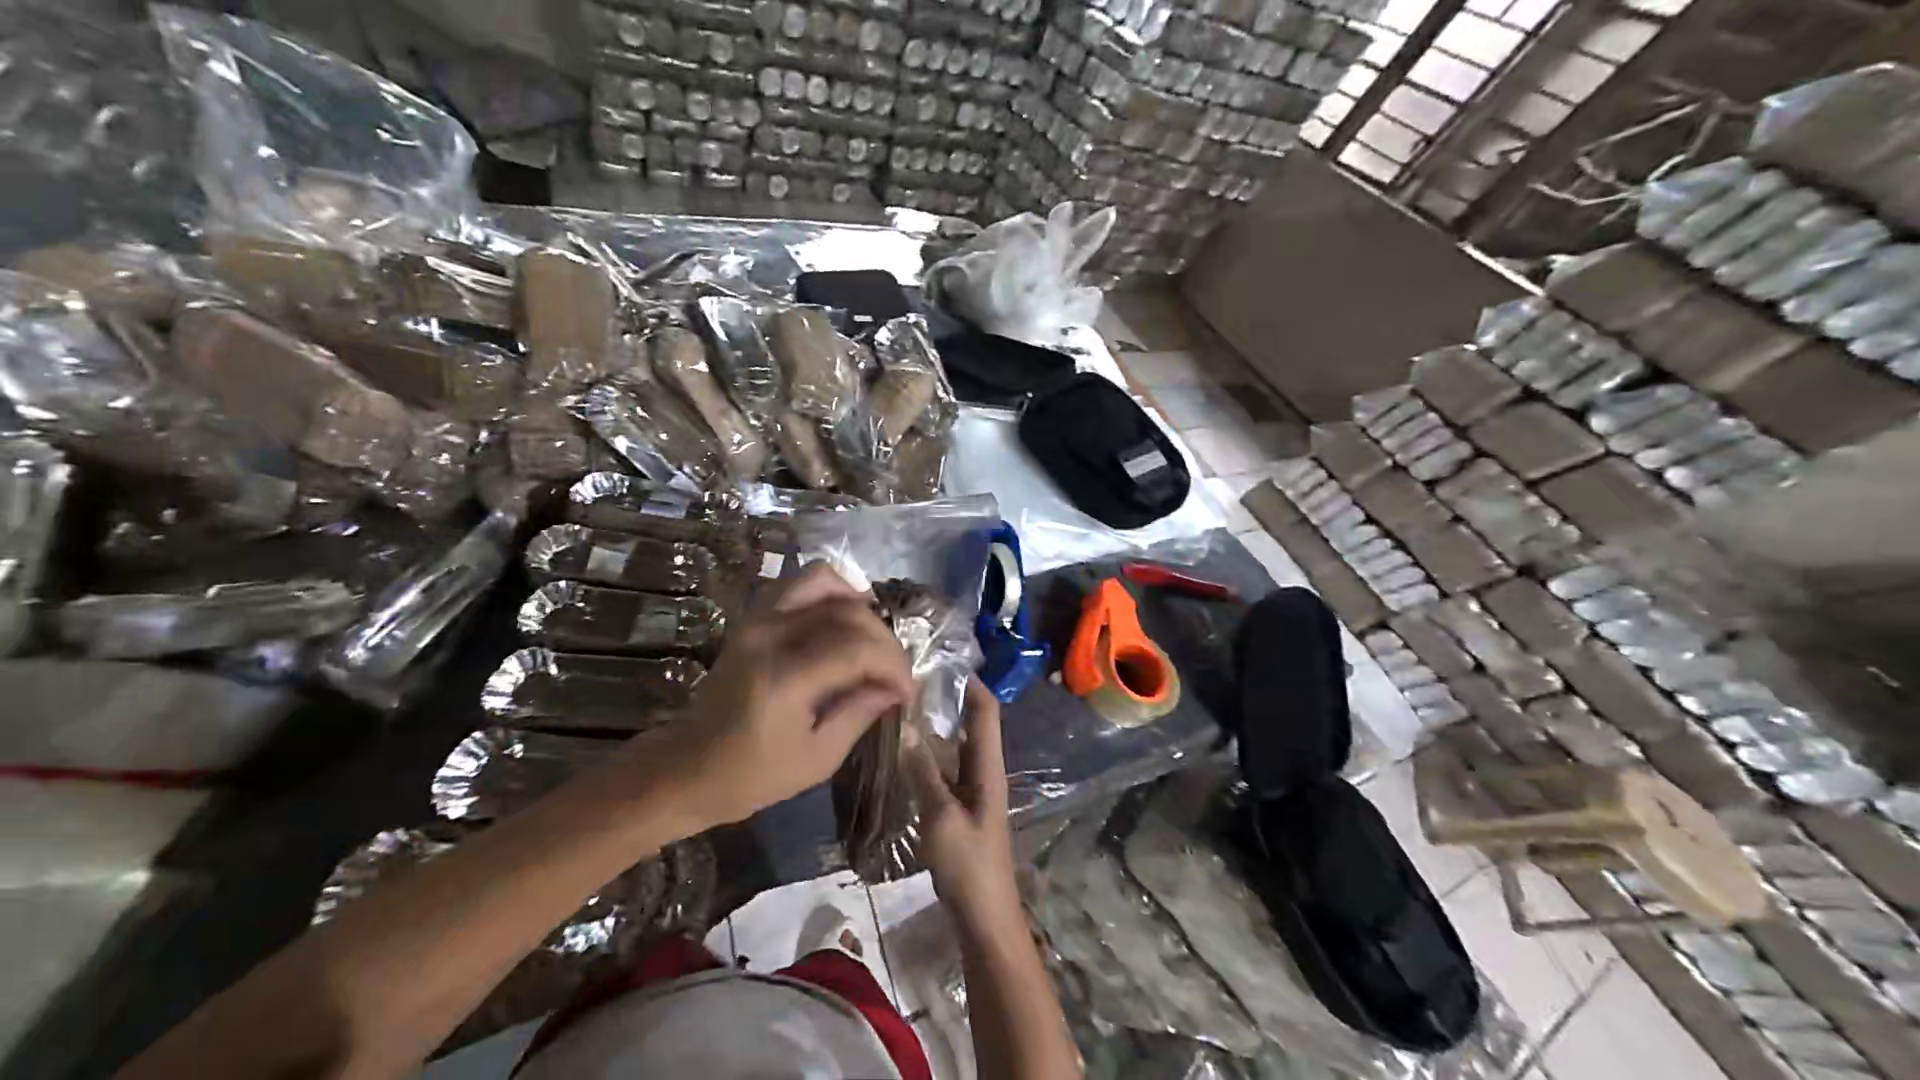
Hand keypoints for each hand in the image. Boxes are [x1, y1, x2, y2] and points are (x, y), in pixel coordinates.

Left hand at [639, 563, 914, 828]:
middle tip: (896, 675)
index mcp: (783, 678)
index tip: (908, 693)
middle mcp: (769, 636)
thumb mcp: (818, 757)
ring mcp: (757, 620)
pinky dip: (831, 593)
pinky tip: (845, 622)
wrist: (689, 766)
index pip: (857, 648)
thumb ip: (861, 712)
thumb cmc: (752, 775)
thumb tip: (896, 687)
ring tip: (874, 642)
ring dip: (860, 607)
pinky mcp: (753, 617)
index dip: (894, 666)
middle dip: (885, 642)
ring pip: (824, 582)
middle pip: (848, 612)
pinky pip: (800, 583)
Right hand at [904, 677, 1020, 923]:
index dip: (969, 683)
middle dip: (939, 705)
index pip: (985, 711)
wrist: (984, 917)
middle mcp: (981, 771)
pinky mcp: (957, 810)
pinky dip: (921, 761)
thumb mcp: (941, 815)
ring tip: (891, 716)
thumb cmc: (969, 864)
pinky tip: (895, 758)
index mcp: (987, 767)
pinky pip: (940, 774)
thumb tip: (906, 723)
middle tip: (900, 688)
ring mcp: (969, 792)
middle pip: (964, 726)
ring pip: (948, 751)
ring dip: (926, 734)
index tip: (938, 661)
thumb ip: (923, 771)